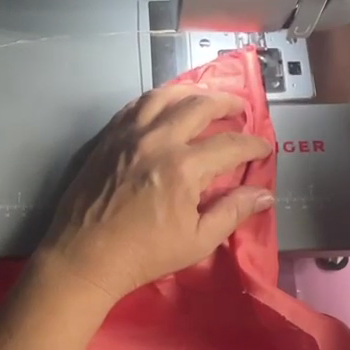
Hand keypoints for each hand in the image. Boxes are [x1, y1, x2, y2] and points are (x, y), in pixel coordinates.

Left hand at [34, 85, 274, 305]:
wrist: (85, 256)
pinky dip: (157, 100)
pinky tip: (165, 106)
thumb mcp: (197, 241)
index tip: (264, 148)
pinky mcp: (107, 137)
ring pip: (164, 96)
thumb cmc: (144, 254)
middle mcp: (157, 140)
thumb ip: (232, 212)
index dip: (253, 144)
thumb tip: (264, 195)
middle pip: (199, 106)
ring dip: (190, 93)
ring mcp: (128, 135)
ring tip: (205, 98)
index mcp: (183, 167)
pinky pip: (135, 105)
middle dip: (226, 104)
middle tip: (240, 109)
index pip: (230, 145)